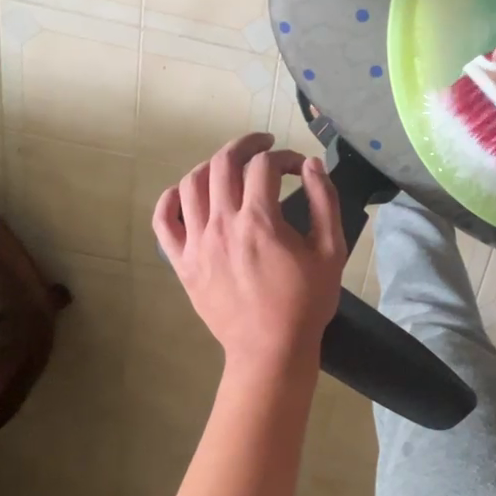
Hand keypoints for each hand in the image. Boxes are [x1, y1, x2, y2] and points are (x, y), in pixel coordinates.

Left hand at [153, 133, 348, 364]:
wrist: (271, 350)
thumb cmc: (306, 303)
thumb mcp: (331, 251)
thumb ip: (324, 202)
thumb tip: (311, 165)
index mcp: (260, 220)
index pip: (265, 166)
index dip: (285, 157)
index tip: (299, 168)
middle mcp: (222, 224)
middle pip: (223, 164)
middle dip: (246, 145)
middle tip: (264, 146)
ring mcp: (197, 243)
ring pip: (192, 184)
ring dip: (212, 166)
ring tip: (230, 167)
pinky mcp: (183, 263)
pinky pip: (164, 221)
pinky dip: (171, 199)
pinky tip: (186, 193)